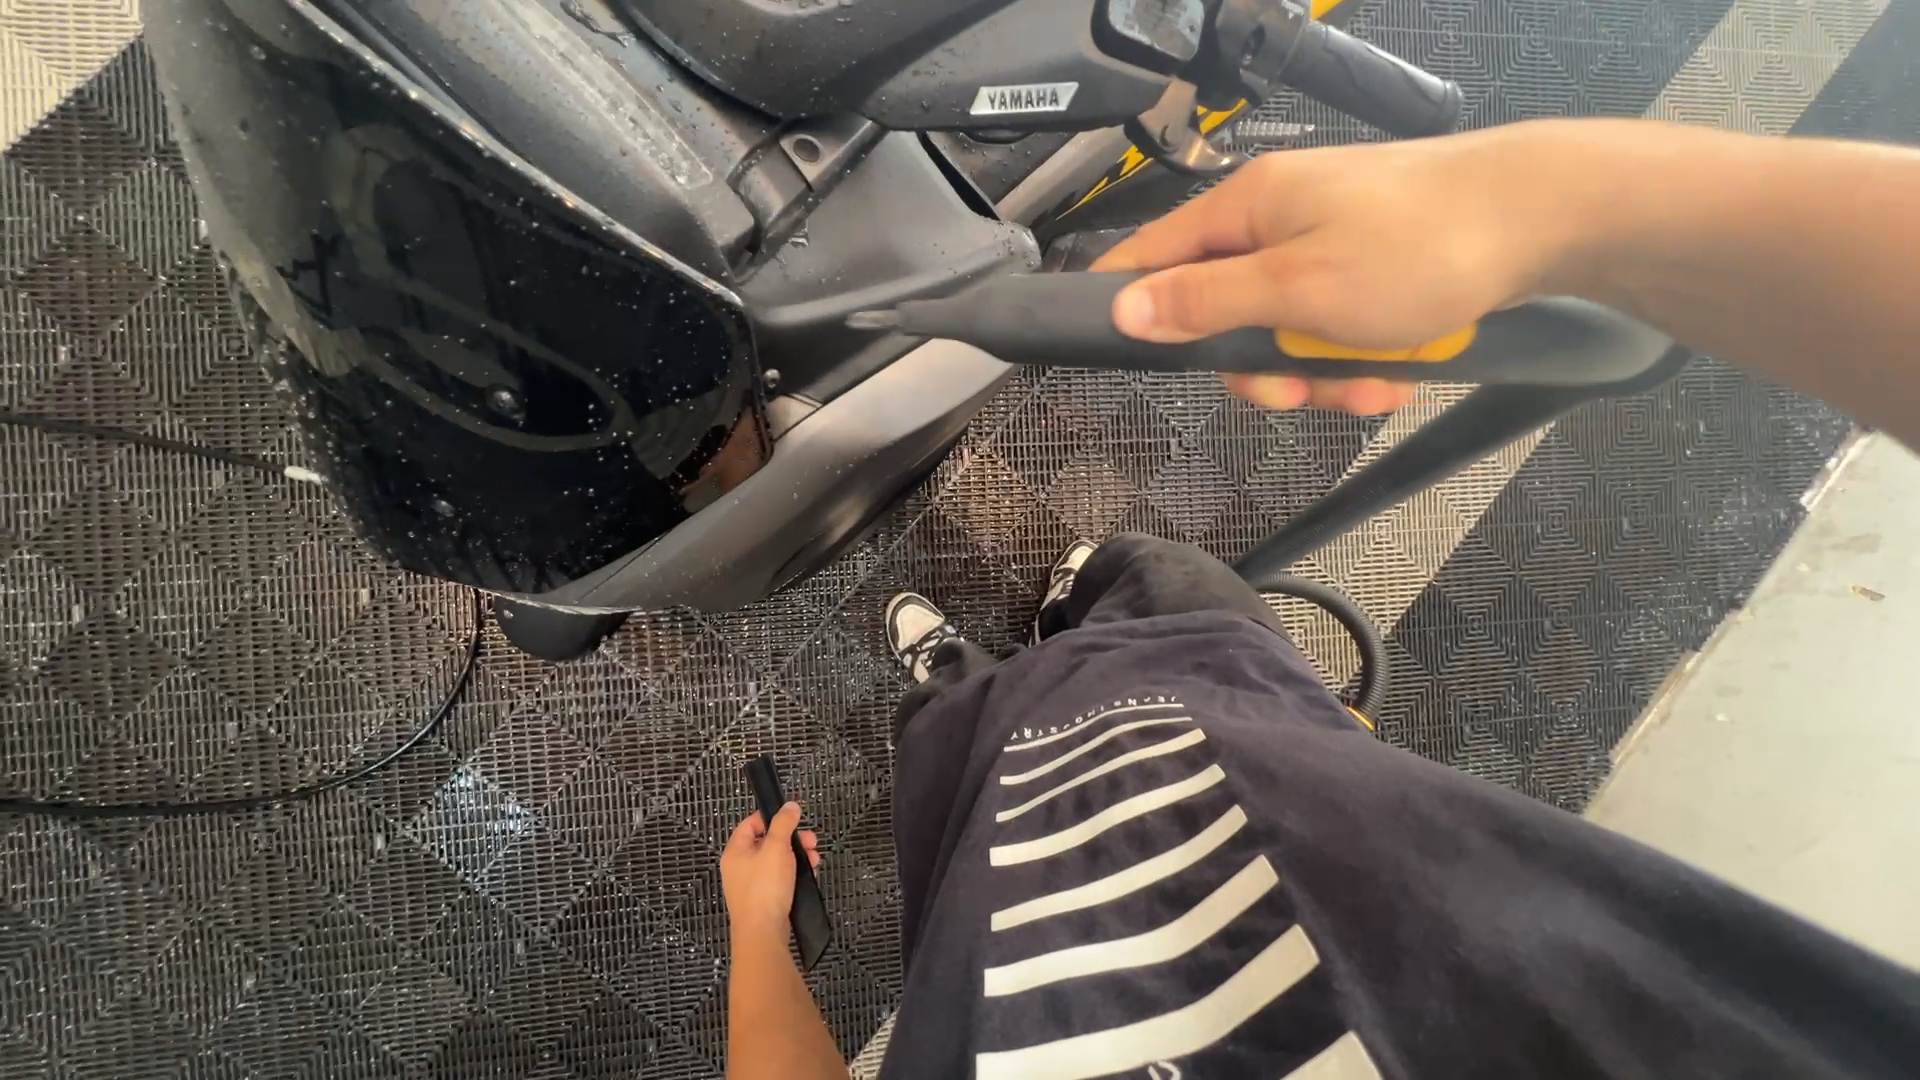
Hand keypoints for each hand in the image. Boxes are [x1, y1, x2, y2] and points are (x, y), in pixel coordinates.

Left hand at [720, 802, 820, 945]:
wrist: (763, 933)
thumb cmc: (764, 889)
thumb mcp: (777, 847)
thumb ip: (784, 823)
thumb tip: (790, 806)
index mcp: (736, 852)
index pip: (751, 823)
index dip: (771, 817)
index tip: (790, 817)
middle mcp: (740, 867)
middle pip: (768, 842)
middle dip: (792, 839)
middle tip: (809, 840)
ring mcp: (752, 885)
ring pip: (777, 860)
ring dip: (797, 855)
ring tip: (813, 858)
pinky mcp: (764, 899)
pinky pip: (781, 878)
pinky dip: (794, 873)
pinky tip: (808, 874)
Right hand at [1093, 123, 1583, 413]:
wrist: (1554, 221)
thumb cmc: (1419, 247)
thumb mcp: (1296, 287)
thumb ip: (1204, 301)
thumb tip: (1124, 311)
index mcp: (1246, 208)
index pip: (1150, 255)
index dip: (1127, 302)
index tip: (1117, 348)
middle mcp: (1276, 222)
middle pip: (1219, 313)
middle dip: (1255, 365)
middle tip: (1292, 388)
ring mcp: (1321, 247)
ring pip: (1277, 334)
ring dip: (1315, 373)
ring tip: (1364, 382)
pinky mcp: (1361, 273)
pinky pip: (1327, 332)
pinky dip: (1351, 361)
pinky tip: (1389, 372)